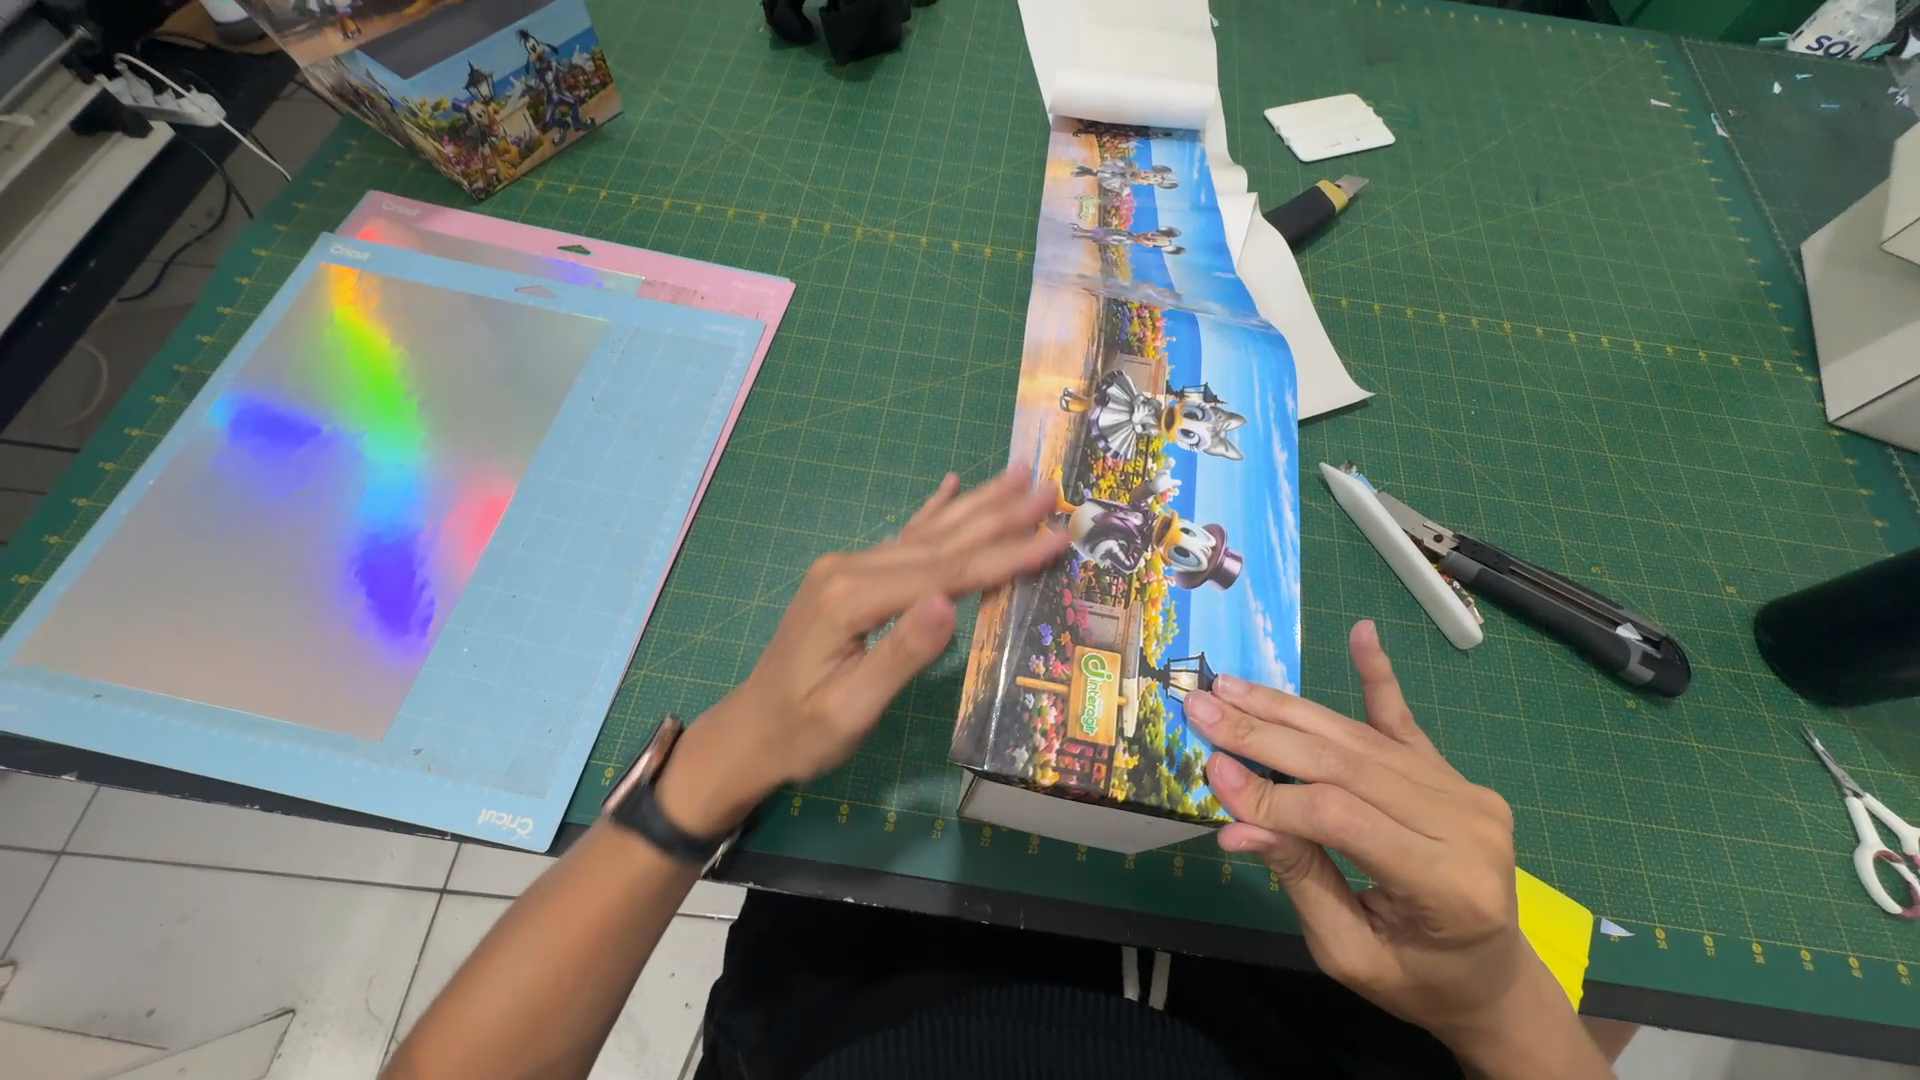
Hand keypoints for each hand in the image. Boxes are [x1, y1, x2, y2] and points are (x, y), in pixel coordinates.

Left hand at [655, 467, 1068, 835]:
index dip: (1005, 556)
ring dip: (977, 505)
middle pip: (940, 541)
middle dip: (1000, 517)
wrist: (749, 731)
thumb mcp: (850, 709)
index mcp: (852, 598)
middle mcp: (849, 568)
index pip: (946, 573)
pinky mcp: (847, 576)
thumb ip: (900, 654)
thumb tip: (949, 602)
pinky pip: (901, 537)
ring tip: (1018, 475)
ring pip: (926, 533)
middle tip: (1051, 489)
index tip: (1056, 537)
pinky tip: (951, 486)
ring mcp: (846, 567)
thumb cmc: (801, 733)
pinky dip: (932, 511)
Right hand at [1184, 622, 1600, 1071]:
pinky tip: (1364, 634)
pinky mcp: (1452, 774)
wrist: (1494, 979)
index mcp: (1448, 885)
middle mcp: (1465, 824)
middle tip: (1201, 706)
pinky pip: (1404, 721)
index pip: (1338, 816)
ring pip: (1357, 738)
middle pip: (1345, 763)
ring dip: (1286, 708)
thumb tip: (1233, 823)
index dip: (1269, 793)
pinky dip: (1378, 676)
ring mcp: (1464, 791)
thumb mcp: (1348, 952)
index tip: (1208, 770)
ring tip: (1229, 686)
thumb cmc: (1417, 978)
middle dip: (1262, 734)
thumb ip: (1299, 878)